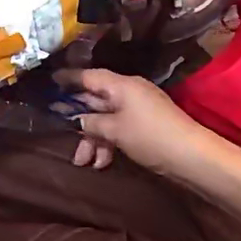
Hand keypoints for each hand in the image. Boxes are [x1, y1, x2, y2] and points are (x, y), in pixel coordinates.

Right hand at [57, 68, 205, 175]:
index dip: (68, 79)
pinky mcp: (143, 126)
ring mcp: (137, 110)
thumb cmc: (149, 136)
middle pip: (94, 100)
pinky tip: (102, 163)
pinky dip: (108, 144)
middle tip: (60, 132)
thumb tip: (77, 120)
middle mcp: (128, 92)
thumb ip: (90, 123)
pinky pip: (117, 130)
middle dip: (78, 120)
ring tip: (83, 162)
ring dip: (92, 140)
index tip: (49, 82)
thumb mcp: (114, 130)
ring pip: (105, 120)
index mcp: (121, 85)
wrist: (191, 157)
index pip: (88, 77)